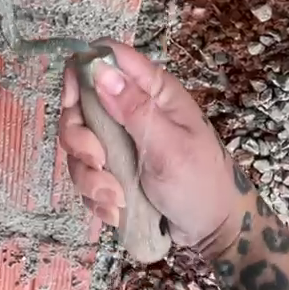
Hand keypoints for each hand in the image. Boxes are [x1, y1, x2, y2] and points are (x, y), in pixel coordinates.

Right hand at [58, 41, 248, 256]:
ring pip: (78, 143)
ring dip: (90, 176)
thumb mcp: (169, 146)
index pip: (106, 57)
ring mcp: (119, 139)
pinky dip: (95, 194)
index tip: (74, 107)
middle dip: (79, 138)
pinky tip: (116, 210)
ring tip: (116, 199)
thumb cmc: (201, 183)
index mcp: (152, 90)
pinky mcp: (112, 167)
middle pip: (80, 103)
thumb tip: (100, 68)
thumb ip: (134, 108)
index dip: (82, 73)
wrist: (213, 233)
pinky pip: (85, 172)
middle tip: (98, 163)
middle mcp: (131, 107)